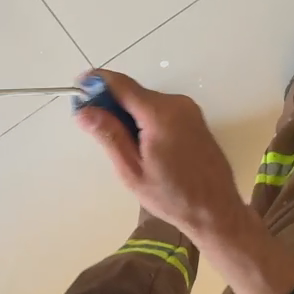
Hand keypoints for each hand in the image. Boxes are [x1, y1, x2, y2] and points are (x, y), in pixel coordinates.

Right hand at [74, 70, 249, 242]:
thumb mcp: (132, 170)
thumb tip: (83, 111)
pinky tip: (143, 148)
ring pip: (147, 102)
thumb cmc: (171, 197)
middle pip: (134, 93)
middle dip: (111, 105)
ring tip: (123, 149)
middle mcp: (177, 103)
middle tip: (95, 130)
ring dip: (128, 115)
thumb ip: (109, 135)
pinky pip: (161, 110)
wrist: (216, 210)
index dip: (96, 83)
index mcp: (160, 114)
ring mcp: (189, 110)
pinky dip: (145, 120)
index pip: (121, 85)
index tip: (76, 87)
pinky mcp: (194, 119)